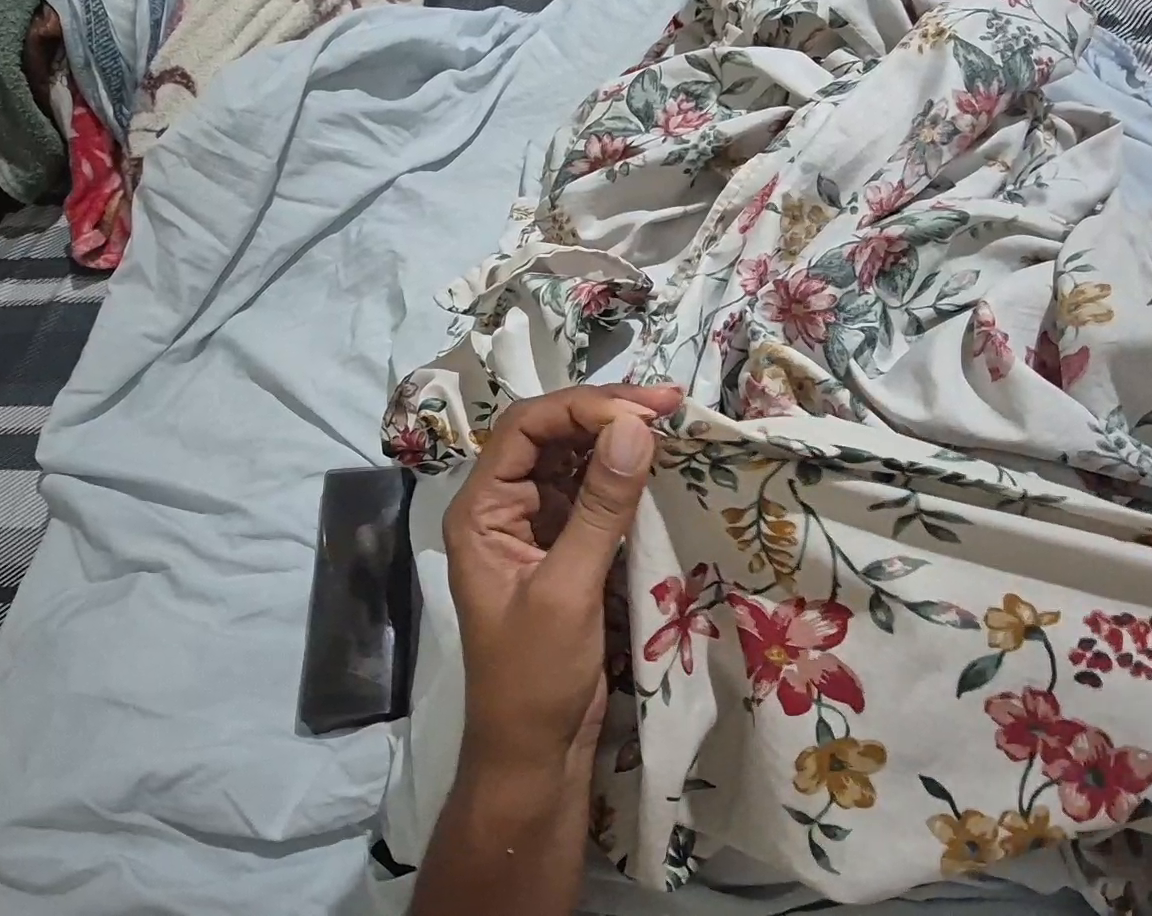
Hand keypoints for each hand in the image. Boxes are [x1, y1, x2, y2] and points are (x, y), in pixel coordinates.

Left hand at [441, 384, 683, 774]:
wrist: (533, 749)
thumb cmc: (533, 676)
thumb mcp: (568, 590)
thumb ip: (600, 509)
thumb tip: (634, 428)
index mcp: (481, 509)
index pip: (524, 429)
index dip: (581, 408)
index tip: (642, 409)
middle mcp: (503, 505)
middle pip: (549, 434)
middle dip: (604, 412)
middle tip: (668, 402)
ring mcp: (535, 523)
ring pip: (572, 458)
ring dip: (617, 437)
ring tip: (670, 421)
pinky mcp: (565, 544)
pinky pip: (592, 492)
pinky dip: (622, 473)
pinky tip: (656, 462)